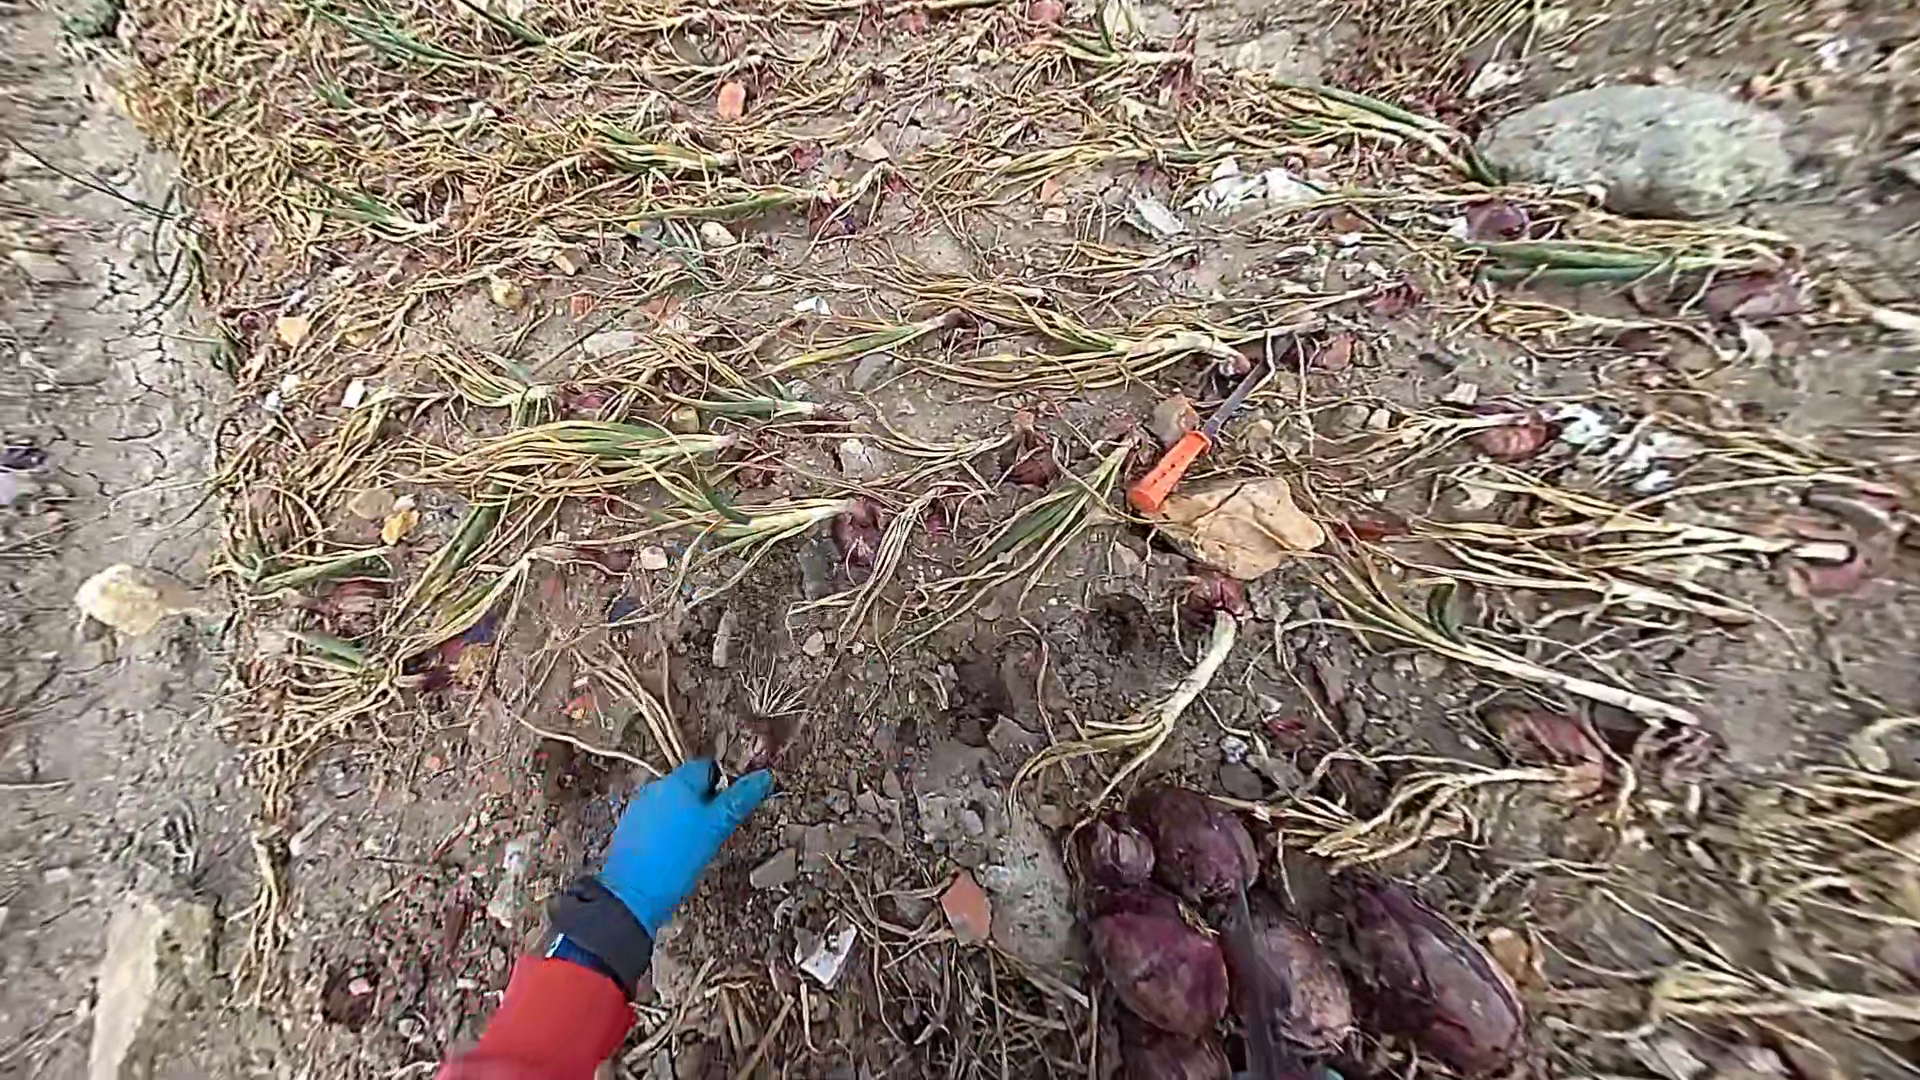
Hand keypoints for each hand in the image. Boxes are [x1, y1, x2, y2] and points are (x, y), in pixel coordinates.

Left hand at [597, 759, 772, 934]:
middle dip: (707, 802)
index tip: (732, 803)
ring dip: (688, 817)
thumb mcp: (716, 828)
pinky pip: (658, 822)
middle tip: (718, 825)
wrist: (629, 900)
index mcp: (678, 782)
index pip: (708, 766)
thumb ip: (740, 799)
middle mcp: (656, 790)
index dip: (724, 783)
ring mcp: (639, 810)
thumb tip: (763, 777)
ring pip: (675, 804)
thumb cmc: (674, 861)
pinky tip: (676, 853)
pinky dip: (670, 832)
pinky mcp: (629, 832)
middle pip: (691, 785)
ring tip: (697, 843)